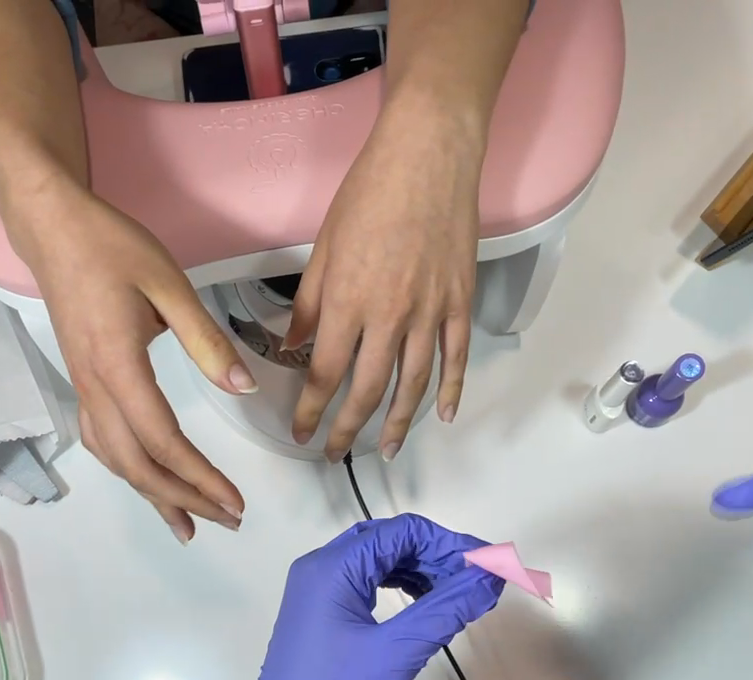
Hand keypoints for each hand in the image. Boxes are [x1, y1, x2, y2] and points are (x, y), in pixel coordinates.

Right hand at [8, 180, 255, 543]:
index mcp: (119, 368)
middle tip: (226, 521)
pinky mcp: (82, 384)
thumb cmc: (111, 248)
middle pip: (139, 465)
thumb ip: (207, 341)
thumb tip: (243, 389)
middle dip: (185, 500)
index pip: (165, 442)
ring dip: (155, 496)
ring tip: (190, 524)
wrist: (51, 228)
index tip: (234, 503)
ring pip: (117, 461)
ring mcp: (84, 390)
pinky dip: (129, 472)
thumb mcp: (169, 286)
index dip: (201, 479)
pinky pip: (102, 443)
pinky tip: (147, 483)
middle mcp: (95, 390)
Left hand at [222, 514, 504, 679]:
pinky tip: (423, 602)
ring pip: (378, 559)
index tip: (487, 566)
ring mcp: (316, 586)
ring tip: (456, 594)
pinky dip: (397, 584)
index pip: (403, 531)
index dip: (450, 543)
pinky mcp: (319, 607)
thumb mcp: (399, 652)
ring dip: (419, 569)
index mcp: (333, 567)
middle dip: (437, 555)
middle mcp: (320, 565)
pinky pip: (365, 579)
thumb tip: (492, 578)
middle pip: (390, 540)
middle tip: (477, 582)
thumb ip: (448, 609)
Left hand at [284, 113, 483, 461]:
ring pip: (412, 384)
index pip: (325, 374)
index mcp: (347, 302)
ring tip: (384, 450)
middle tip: (336, 452)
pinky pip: (455, 357)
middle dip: (347, 429)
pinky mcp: (459, 302)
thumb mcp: (323, 246)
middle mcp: (388, 317)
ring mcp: (429, 312)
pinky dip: (450, 390)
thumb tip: (293, 345)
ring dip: (397, 424)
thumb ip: (308, 303)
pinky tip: (441, 417)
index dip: (311, 409)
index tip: (300, 431)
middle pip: (367, 390)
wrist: (428, 154)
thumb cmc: (369, 192)